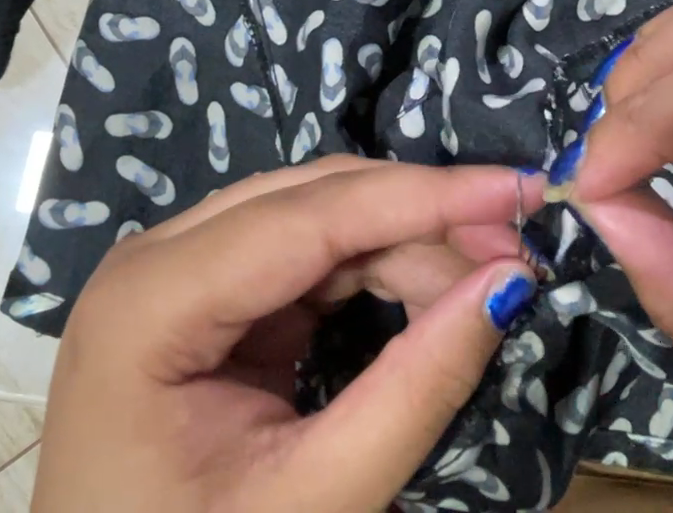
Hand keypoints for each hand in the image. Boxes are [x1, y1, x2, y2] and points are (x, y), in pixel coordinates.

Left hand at [33, 156, 538, 512]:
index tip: (522, 190)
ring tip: (482, 284)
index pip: (311, 216)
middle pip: (317, 201)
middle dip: (425, 218)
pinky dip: (379, 265)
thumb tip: (509, 282)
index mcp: (150, 304)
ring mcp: (181, 267)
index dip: (426, 196)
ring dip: (409, 241)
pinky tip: (427, 291)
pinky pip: (311, 248)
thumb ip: (416, 386)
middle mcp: (157, 258)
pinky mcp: (212, 289)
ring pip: (321, 215)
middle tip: (516, 257)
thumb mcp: (315, 498)